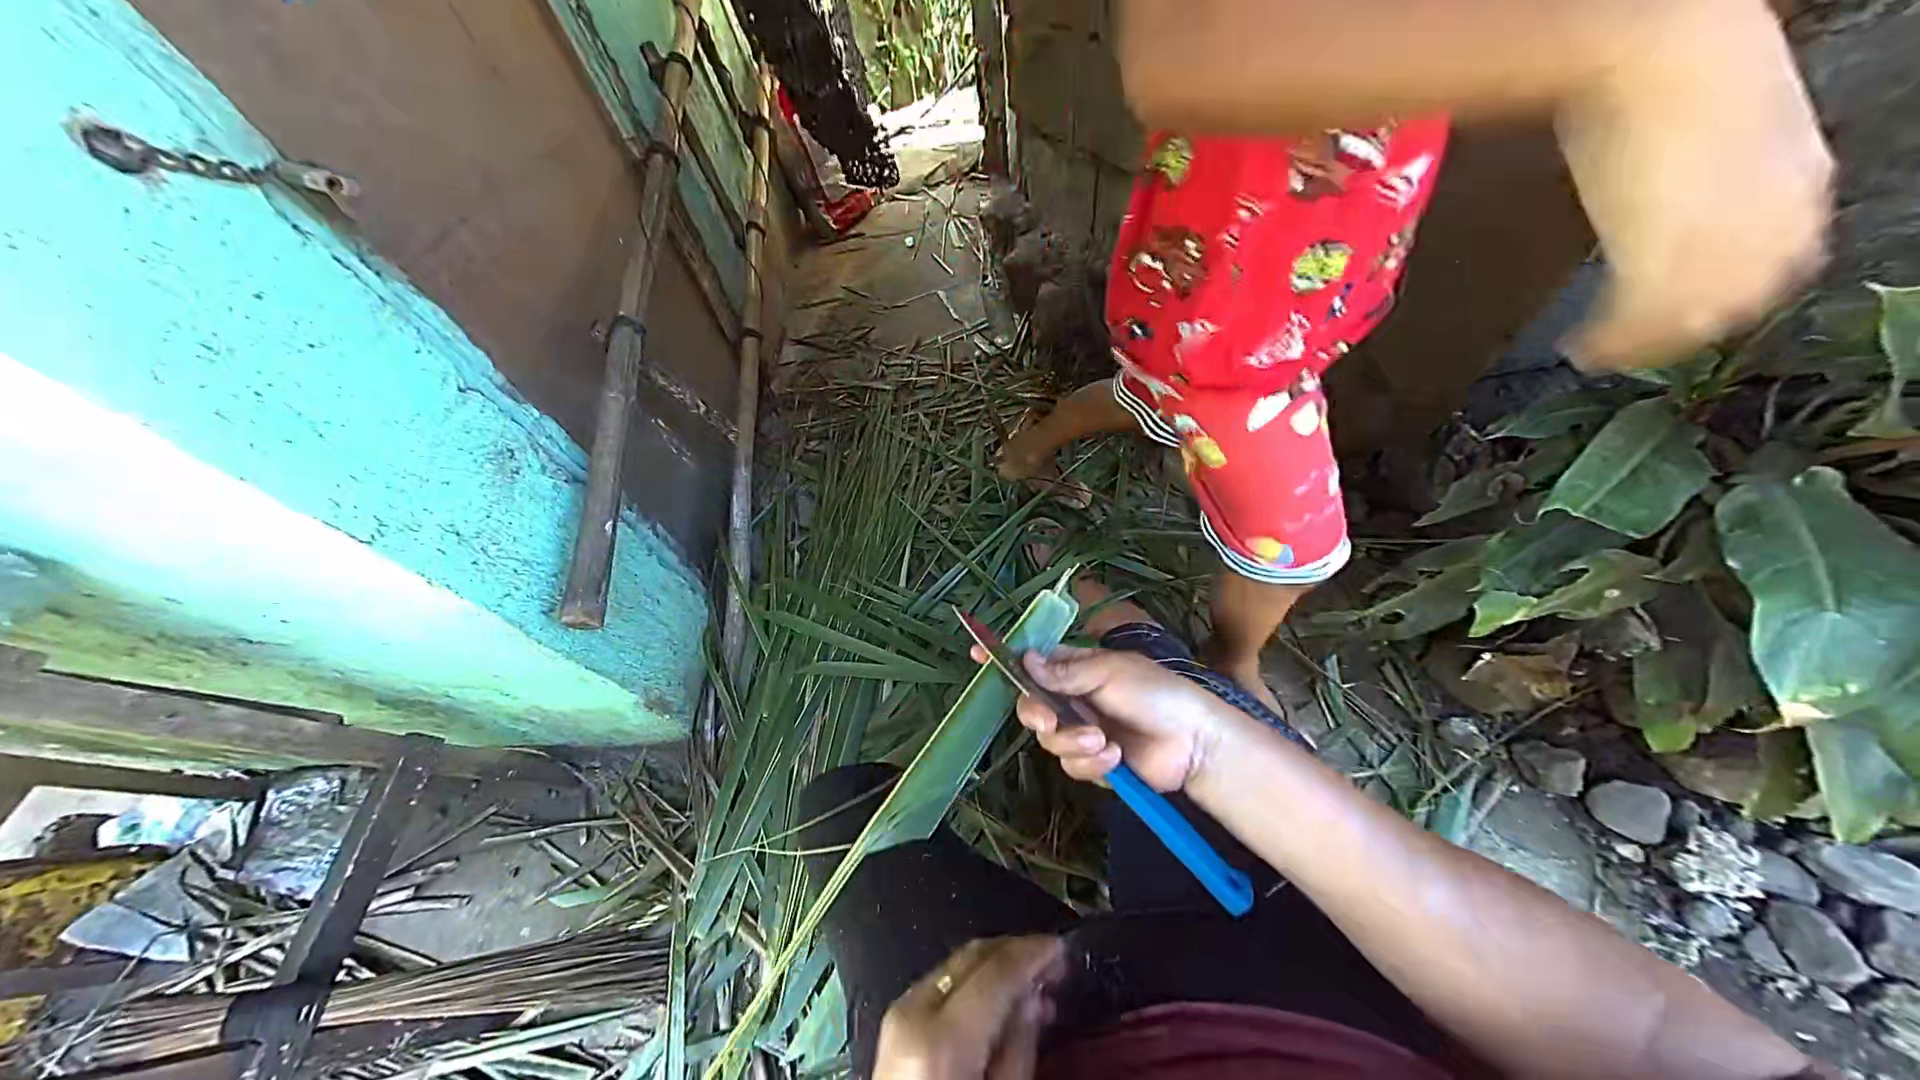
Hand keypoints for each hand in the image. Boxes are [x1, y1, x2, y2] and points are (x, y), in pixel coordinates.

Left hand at [873, 936, 1065, 1079]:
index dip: (1033, 953)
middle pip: (972, 955)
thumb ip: (1017, 1047)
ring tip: (1035, 983)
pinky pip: (943, 984)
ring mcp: (899, 1015)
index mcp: (941, 1039)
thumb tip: (1033, 997)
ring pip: (957, 963)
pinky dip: (975, 981)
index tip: (1062, 949)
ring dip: (997, 964)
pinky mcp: (896, 1025)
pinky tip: (1000, 999)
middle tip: (1054, 962)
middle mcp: (914, 1011)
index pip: (996, 970)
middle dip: (1016, 951)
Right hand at [971, 645, 1238, 791]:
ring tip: (1104, 742)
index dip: (1005, 659)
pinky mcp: (1094, 763)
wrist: (1195, 743)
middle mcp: (1073, 699)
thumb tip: (1024, 660)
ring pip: (1049, 741)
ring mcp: (1082, 732)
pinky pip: (1072, 765)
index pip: (1032, 661)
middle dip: (1038, 715)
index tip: (976, 653)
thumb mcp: (1110, 673)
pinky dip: (1091, 764)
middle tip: (1051, 719)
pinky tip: (1113, 758)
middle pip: (1031, 707)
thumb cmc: (1156, 693)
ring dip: (1073, 743)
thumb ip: (1065, 673)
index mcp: (1076, 669)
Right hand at [1558, 0, 1831, 370]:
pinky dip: (1605, 343)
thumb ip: (1716, 177)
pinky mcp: (1656, 260)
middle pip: (1731, 307)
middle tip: (1627, 349)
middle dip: (1676, 336)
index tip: (1677, 318)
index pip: (1773, 269)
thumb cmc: (1681, 71)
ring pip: (1685, 325)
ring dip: (1637, 347)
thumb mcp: (1723, 127)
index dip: (1726, 302)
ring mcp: (1714, 244)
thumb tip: (1683, 213)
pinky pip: (1635, 323)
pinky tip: (1578, 345)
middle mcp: (1770, 225)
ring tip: (1596, 354)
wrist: (1651, 55)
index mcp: (1796, 189)